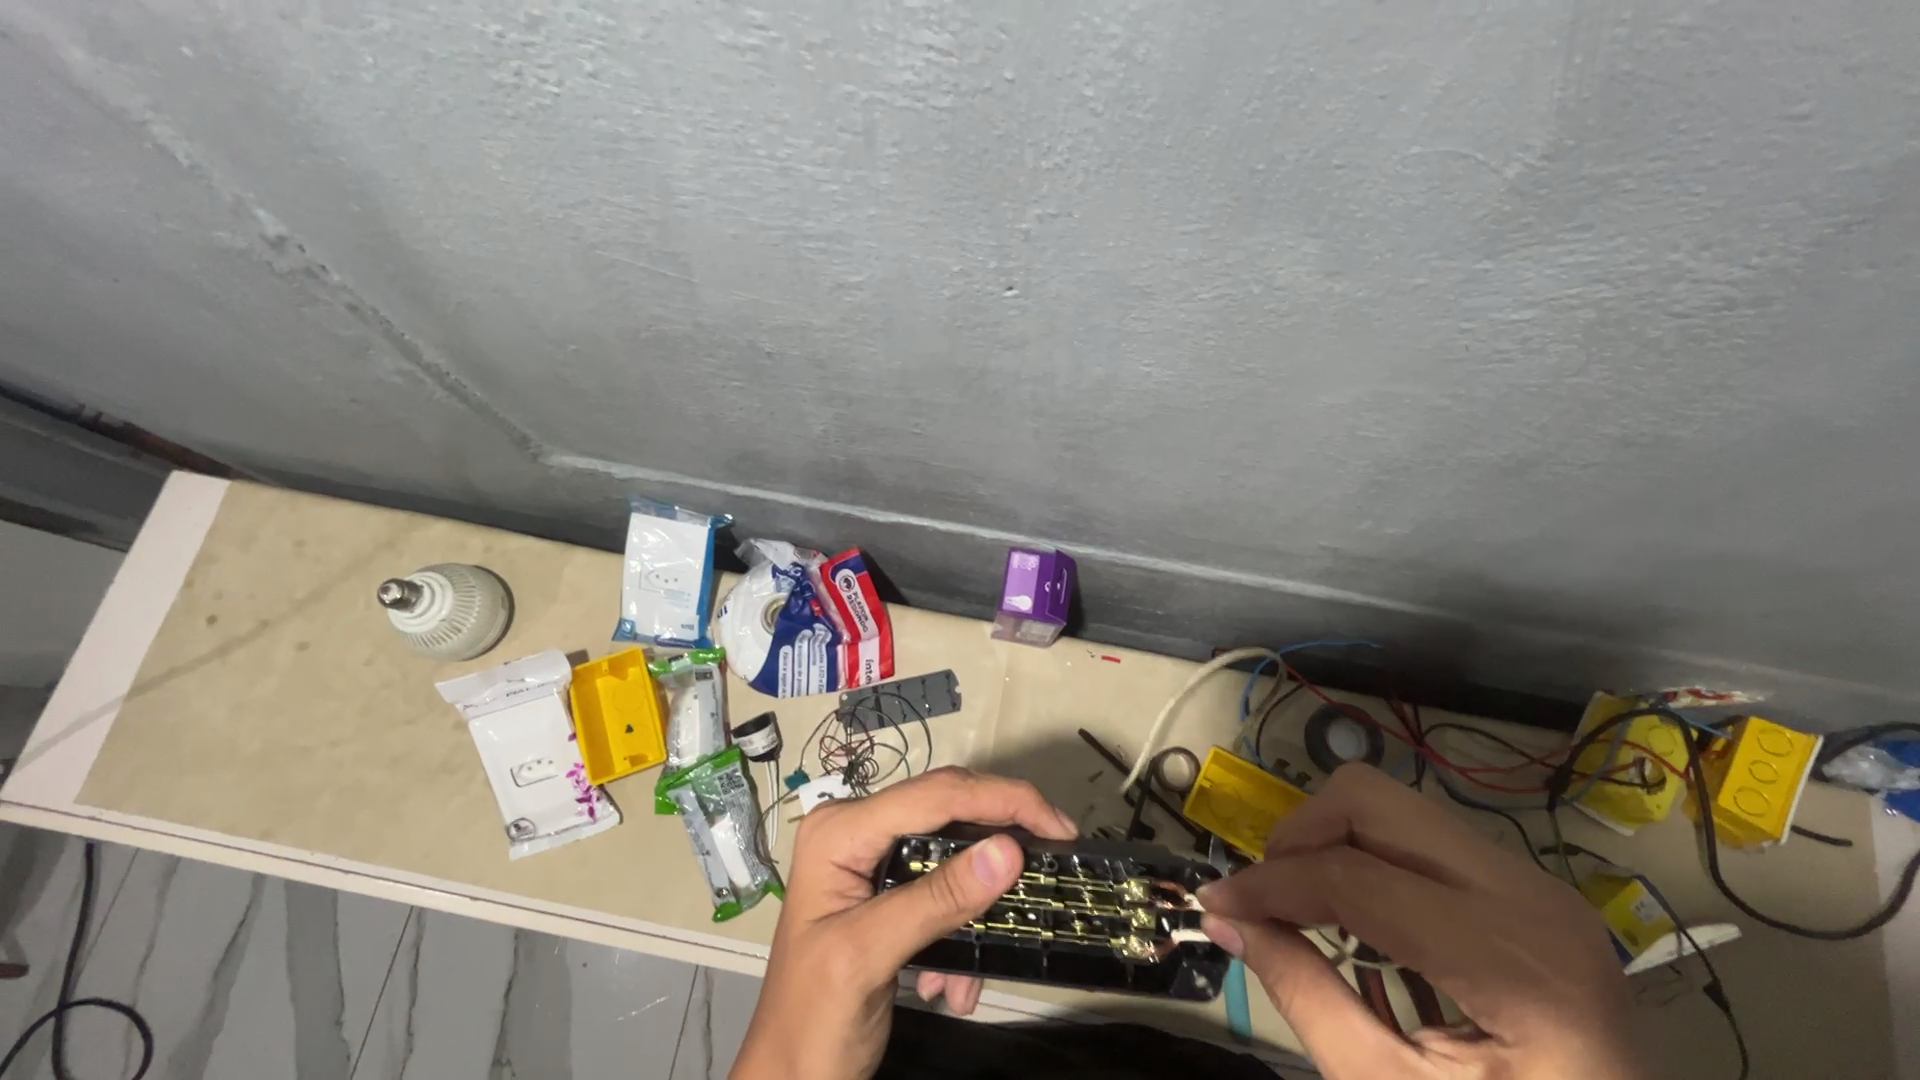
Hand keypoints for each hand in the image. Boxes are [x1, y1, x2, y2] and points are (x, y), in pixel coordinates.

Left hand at [732, 767, 1077, 1079]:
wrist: (787, 1078)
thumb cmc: (812, 1019)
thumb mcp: (869, 957)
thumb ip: (936, 900)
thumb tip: (1009, 851)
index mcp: (841, 829)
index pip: (936, 794)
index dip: (1003, 801)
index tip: (1059, 828)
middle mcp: (856, 829)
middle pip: (948, 811)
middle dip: (999, 845)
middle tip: (1054, 862)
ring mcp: (870, 857)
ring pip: (953, 853)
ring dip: (977, 907)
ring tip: (977, 967)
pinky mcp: (886, 887)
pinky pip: (944, 889)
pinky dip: (962, 931)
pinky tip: (950, 987)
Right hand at [1197, 764, 1642, 1078]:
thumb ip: (1304, 996)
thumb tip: (1225, 918)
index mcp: (1513, 963)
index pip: (1356, 877)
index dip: (1269, 883)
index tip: (1213, 902)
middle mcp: (1530, 895)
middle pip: (1373, 800)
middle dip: (1300, 837)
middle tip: (1269, 897)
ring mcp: (1533, 881)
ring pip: (1391, 805)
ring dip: (1329, 841)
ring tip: (1307, 906)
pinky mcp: (1523, 882)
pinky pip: (1417, 833)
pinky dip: (1364, 854)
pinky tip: (1358, 914)